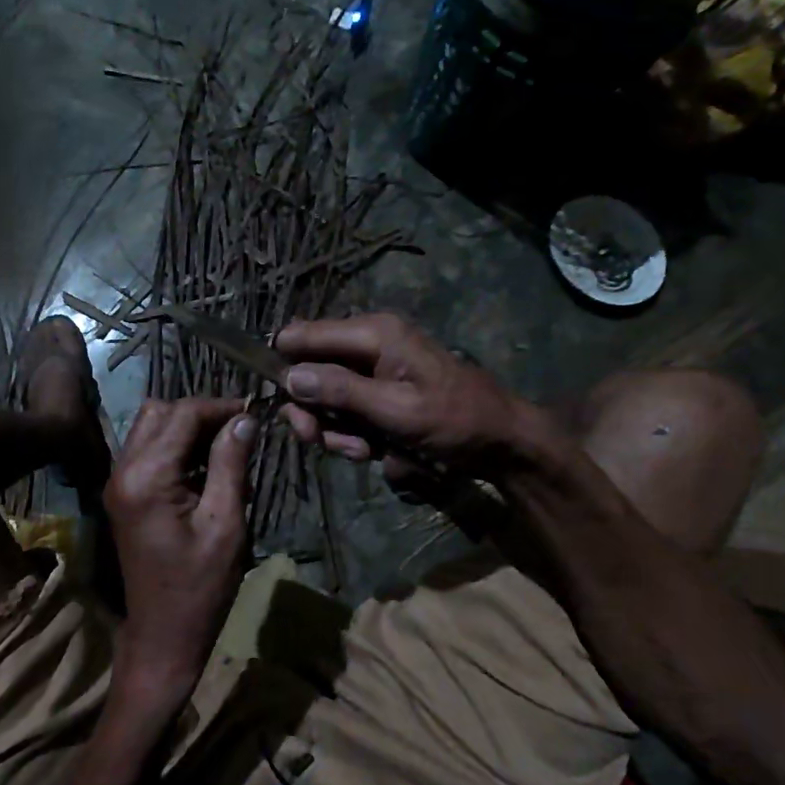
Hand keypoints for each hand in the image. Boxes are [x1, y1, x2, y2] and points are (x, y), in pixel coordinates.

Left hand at [102, 398, 254, 716]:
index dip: (219, 407)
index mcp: (146, 477)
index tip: (253, 411)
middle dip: (200, 413)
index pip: (182, 415)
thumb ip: (230, 464)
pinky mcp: (123, 494)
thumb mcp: (225, 524)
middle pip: (159, 412)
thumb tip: (244, 420)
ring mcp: (118, 482)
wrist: (163, 633)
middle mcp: (123, 470)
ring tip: (224, 445)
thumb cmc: (200, 585)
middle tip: (238, 429)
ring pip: (149, 427)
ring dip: (186, 427)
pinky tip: (204, 466)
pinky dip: (174, 446)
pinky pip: (146, 450)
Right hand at [275, 313, 541, 479]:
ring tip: (362, 451)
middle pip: (308, 370)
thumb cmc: (455, 420)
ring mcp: (372, 369)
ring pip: (324, 397)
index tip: (282, 402)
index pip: (302, 335)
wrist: (502, 442)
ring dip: (333, 429)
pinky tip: (372, 451)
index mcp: (373, 333)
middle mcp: (367, 344)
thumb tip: (289, 377)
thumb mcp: (397, 409)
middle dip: (311, 409)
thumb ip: (341, 391)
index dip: (283, 365)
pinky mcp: (376, 392)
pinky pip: (345, 411)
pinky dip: (351, 433)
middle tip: (316, 439)